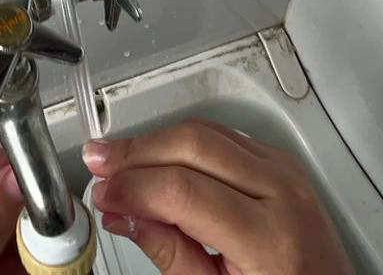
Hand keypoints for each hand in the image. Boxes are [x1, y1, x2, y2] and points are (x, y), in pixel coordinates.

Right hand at [84, 120, 354, 274]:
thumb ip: (170, 252)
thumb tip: (122, 212)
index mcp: (272, 240)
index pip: (184, 190)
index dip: (133, 186)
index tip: (103, 194)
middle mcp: (283, 193)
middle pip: (192, 145)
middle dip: (136, 151)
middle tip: (98, 163)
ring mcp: (285, 170)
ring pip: (202, 130)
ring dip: (153, 141)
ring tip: (117, 159)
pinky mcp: (278, 159)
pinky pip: (220, 134)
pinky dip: (180, 140)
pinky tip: (155, 155)